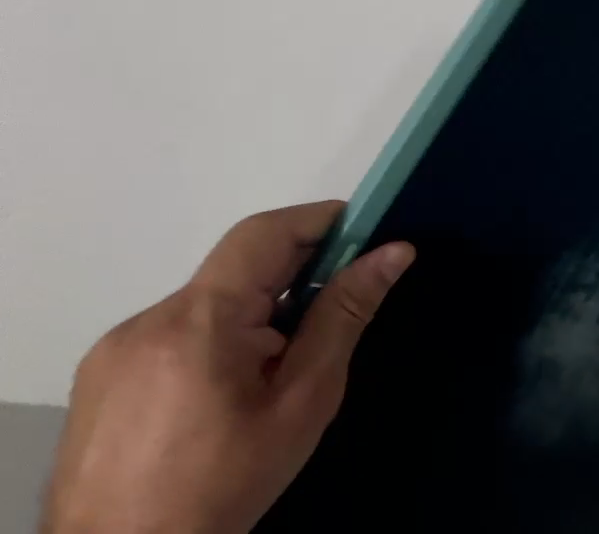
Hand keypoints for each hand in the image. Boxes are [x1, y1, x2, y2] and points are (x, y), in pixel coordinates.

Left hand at [41, 201, 413, 533]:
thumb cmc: (226, 479)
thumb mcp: (306, 396)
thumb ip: (344, 314)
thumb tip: (394, 252)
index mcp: (197, 322)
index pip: (263, 234)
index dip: (322, 220)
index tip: (372, 234)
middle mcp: (146, 322)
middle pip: (239, 265)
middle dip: (299, 271)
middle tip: (344, 304)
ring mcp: (116, 349)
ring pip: (211, 298)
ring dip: (261, 306)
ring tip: (288, 361)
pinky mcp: (103, 375)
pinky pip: (180, 328)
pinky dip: (224, 333)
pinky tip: (238, 383)